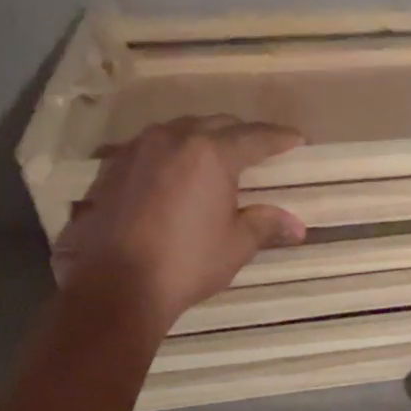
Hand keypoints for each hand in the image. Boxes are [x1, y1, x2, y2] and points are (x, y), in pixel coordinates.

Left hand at [55, 116, 305, 330]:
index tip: (297, 140)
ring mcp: (138, 150)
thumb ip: (264, 224)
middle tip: (260, 151)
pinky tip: (175, 171)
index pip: (255, 137)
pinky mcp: (113, 167)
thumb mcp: (235, 245)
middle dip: (242, 134)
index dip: (279, 138)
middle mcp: (174, 139)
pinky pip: (151, 147)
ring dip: (203, 138)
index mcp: (211, 154)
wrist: (114, 286)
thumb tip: (295, 226)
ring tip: (217, 157)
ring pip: (180, 130)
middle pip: (217, 124)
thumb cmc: (186, 263)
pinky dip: (171, 153)